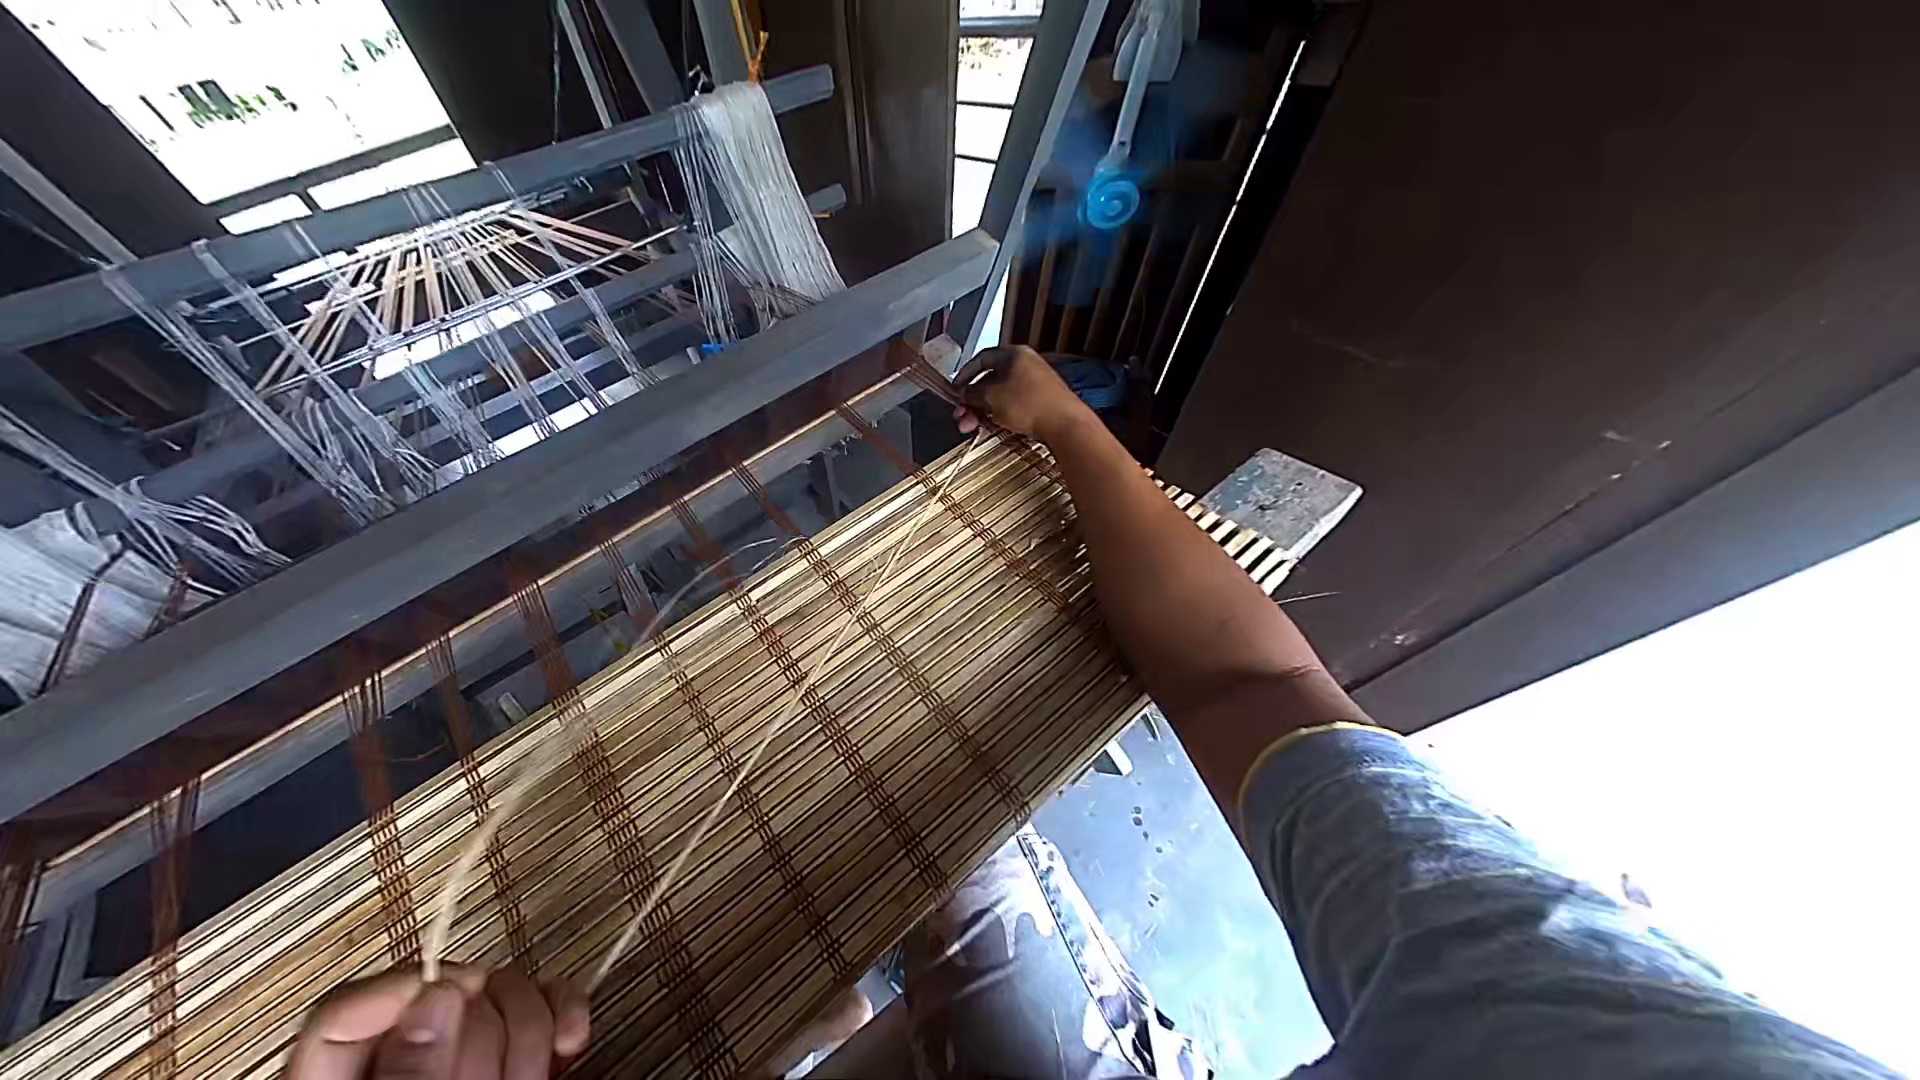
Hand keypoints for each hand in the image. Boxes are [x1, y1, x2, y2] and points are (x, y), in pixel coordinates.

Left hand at [285, 966, 589, 1079]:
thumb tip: (438, 992)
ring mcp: (464, 1049)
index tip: (457, 997)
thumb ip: (412, 1078)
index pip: (344, 1013)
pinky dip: (565, 1010)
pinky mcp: (519, 1045)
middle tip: (502, 1076)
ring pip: (501, 988)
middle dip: (488, 1029)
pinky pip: (546, 999)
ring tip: (534, 1076)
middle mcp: (403, 1057)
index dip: (402, 989)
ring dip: (533, 1026)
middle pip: (441, 994)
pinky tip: (572, 1040)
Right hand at [953, 345, 1095, 442]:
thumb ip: (973, 393)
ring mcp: (1035, 383)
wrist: (1064, 424)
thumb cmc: (1032, 404)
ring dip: (983, 410)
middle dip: (973, 400)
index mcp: (1014, 354)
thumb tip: (964, 393)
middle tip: (962, 415)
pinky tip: (994, 425)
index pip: (982, 359)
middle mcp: (1026, 365)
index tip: (957, 389)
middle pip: (991, 380)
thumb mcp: (991, 397)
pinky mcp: (1041, 401)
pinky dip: (1000, 414)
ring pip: (1001, 395)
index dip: (965, 374)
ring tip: (973, 425)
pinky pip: (1014, 405)